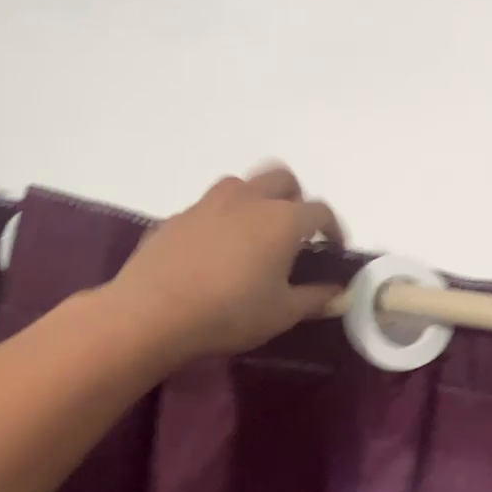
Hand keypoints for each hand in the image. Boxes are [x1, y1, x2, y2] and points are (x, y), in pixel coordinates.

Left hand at [102, 164, 344, 362]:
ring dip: (257, 200)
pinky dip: (223, 221)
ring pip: (242, 185)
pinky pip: (209, 208)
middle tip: (297, 232)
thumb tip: (338, 292)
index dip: (333, 228)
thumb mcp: (284, 313)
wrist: (153, 312)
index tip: (334, 249)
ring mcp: (208, 204)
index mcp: (283, 220)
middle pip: (282, 179)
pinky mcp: (177, 217)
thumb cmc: (231, 312)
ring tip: (256, 235)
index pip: (320, 211)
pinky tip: (216, 253)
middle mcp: (248, 200)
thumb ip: (316, 298)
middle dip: (296, 198)